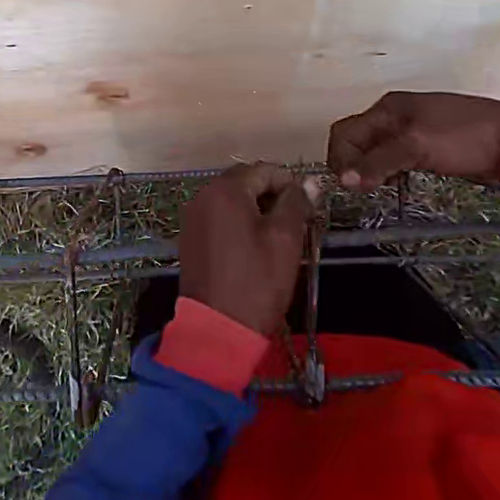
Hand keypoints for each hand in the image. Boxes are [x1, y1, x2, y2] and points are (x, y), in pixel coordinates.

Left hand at [178, 163, 317, 335]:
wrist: (218, 329)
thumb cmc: (257, 281)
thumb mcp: (285, 239)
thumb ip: (297, 203)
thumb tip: (308, 183)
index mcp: (224, 191)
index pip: (264, 170)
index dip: (290, 183)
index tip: (308, 207)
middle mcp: (202, 197)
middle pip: (245, 182)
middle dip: (272, 195)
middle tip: (295, 222)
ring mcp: (193, 218)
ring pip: (232, 201)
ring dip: (256, 210)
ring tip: (278, 237)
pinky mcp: (190, 239)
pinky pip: (219, 218)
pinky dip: (239, 224)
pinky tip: (255, 247)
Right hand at [328, 92, 499, 191]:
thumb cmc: (464, 138)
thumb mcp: (416, 147)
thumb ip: (377, 162)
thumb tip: (343, 180)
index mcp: (387, 109)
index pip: (344, 133)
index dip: (341, 159)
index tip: (353, 185)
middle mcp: (392, 117)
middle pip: (355, 142)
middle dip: (353, 165)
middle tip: (367, 188)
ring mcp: (409, 131)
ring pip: (372, 153)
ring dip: (370, 171)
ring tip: (383, 187)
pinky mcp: (423, 147)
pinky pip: (391, 159)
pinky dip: (387, 172)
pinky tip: (398, 183)